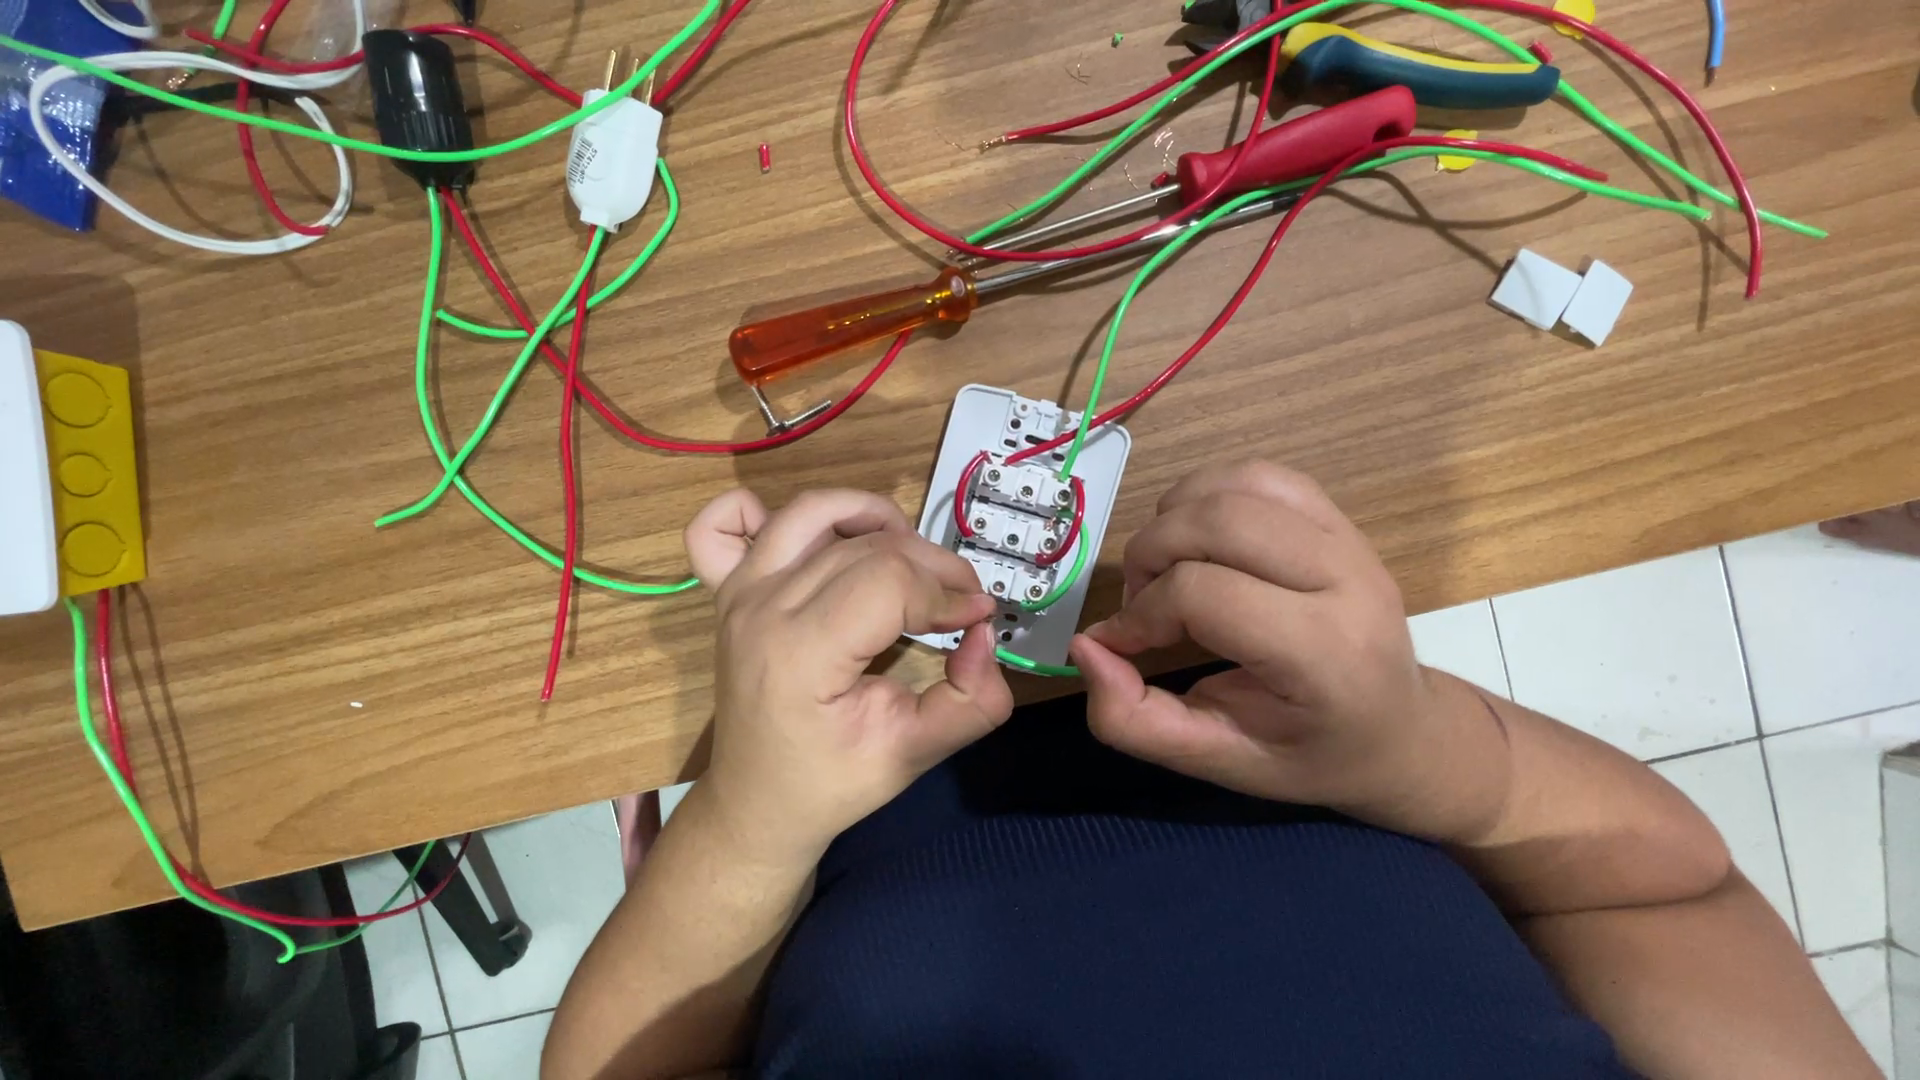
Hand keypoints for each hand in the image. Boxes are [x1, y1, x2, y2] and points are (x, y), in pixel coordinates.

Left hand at [684, 488, 1014, 860]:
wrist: (757, 803)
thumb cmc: (831, 783)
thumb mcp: (914, 756)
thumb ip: (972, 702)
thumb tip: (983, 633)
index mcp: (801, 654)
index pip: (889, 582)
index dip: (947, 593)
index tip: (977, 619)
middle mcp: (763, 608)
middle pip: (865, 546)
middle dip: (932, 564)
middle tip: (963, 599)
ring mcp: (739, 593)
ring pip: (813, 514)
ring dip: (871, 518)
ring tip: (908, 556)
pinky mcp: (728, 591)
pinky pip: (725, 524)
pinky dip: (761, 511)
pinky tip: (813, 538)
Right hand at [1068, 461, 1506, 842]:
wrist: (1402, 731)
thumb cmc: (1308, 754)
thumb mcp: (1217, 763)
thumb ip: (1136, 721)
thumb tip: (1086, 647)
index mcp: (1323, 654)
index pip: (1203, 593)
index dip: (1142, 615)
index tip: (1125, 645)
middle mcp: (1346, 581)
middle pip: (1218, 522)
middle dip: (1151, 553)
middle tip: (1143, 602)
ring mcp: (1350, 540)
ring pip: (1236, 486)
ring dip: (1176, 518)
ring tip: (1170, 569)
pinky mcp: (1341, 519)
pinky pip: (1258, 476)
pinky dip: (1208, 495)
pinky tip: (1201, 541)